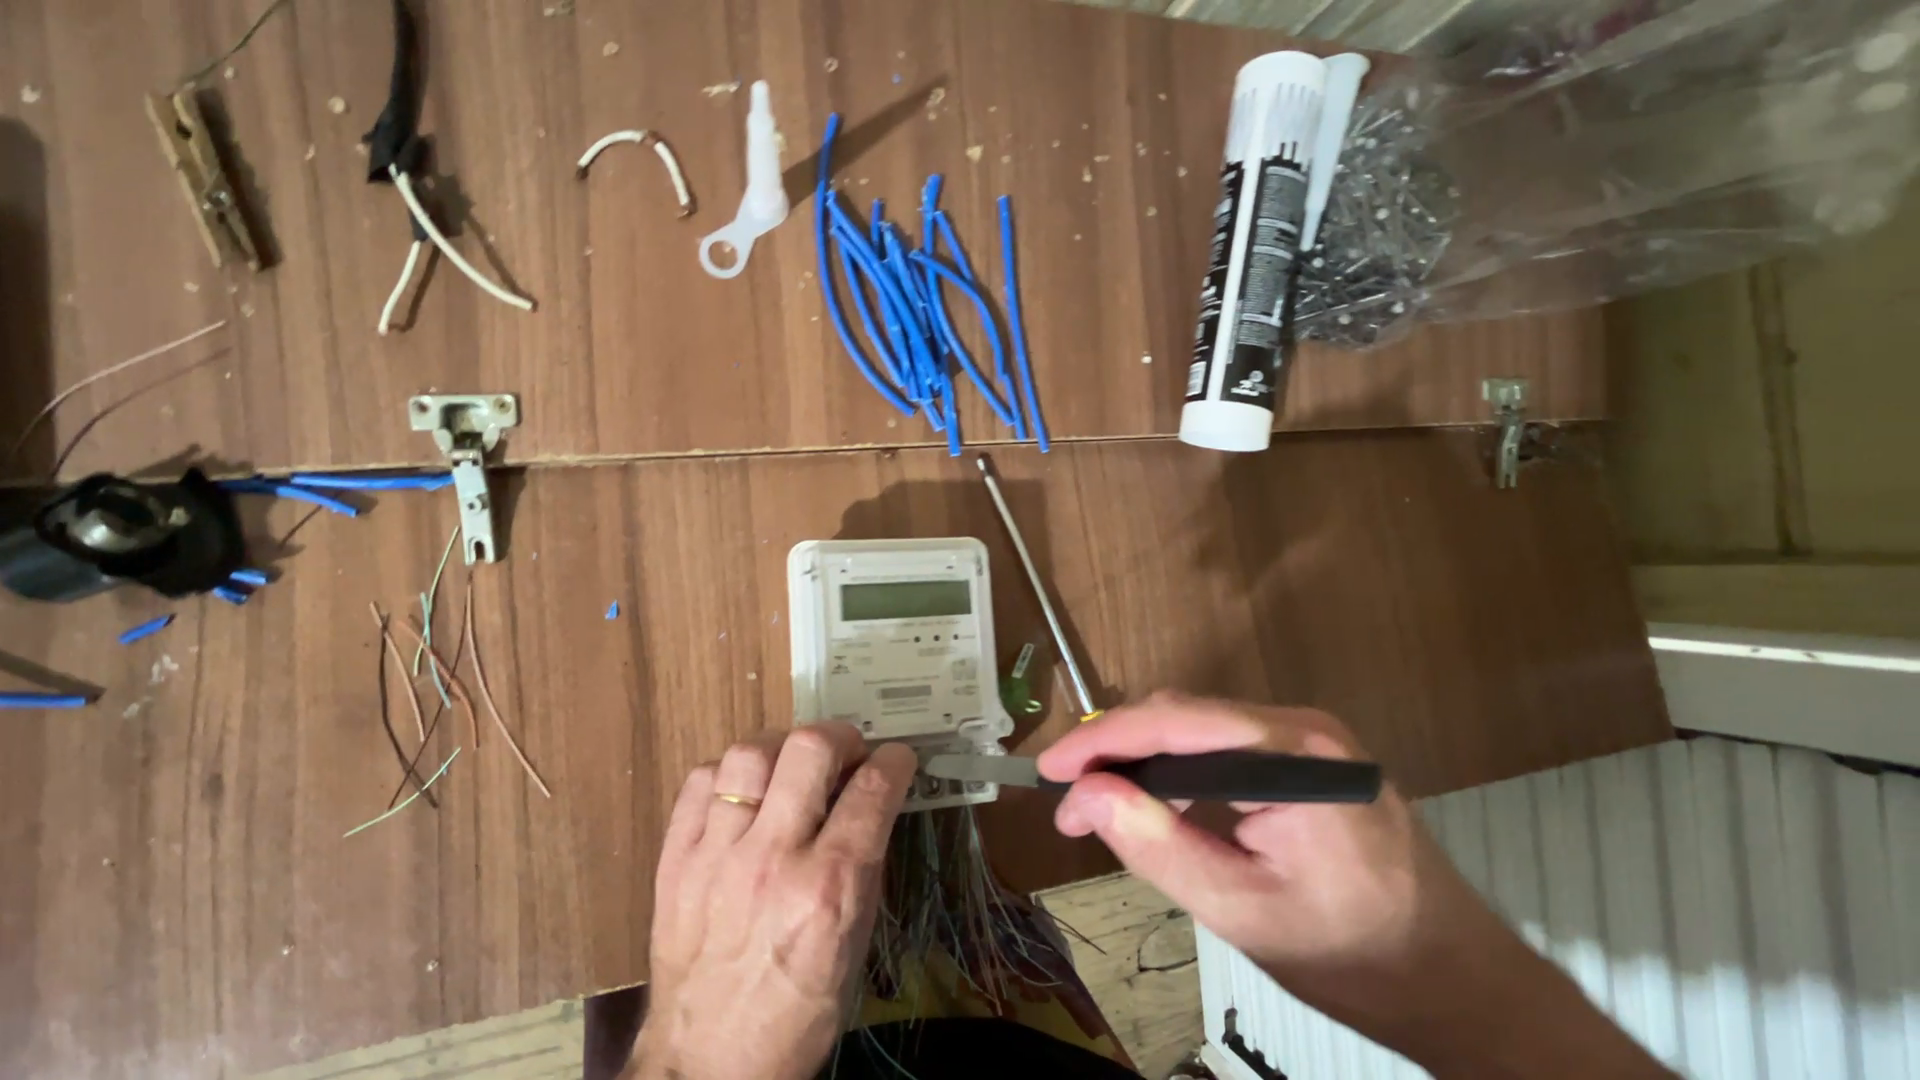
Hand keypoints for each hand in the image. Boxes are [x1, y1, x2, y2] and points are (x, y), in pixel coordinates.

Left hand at [628, 724, 916, 1079]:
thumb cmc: (800, 1009)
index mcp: (829, 888)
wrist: (711, 1062)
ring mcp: (716, 856)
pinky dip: (729, 775)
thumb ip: (864, 862)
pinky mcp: (674, 861)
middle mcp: (773, 860)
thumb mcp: (856, 941)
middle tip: (847, 753)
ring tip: (792, 766)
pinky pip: (699, 782)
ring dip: (781, 748)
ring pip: (748, 753)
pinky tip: (744, 793)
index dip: (894, 760)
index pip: (872, 790)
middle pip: (808, 750)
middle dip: (840, 736)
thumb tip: (873, 801)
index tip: (897, 757)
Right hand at [1039, 695, 1671, 1077]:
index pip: (1174, 722)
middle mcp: (1304, 728)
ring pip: (1203, 731)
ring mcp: (1313, 741)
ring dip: (1147, 764)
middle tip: (1072, 806)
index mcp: (1293, 755)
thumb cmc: (1350, 955)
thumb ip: (1157, 845)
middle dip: (1118, 753)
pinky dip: (1184, 775)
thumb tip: (1086, 795)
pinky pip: (1230, 750)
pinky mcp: (1314, 761)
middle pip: (1185, 717)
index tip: (1047, 771)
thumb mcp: (1240, 909)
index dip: (1101, 740)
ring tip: (1105, 811)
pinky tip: (1162, 809)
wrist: (1461, 984)